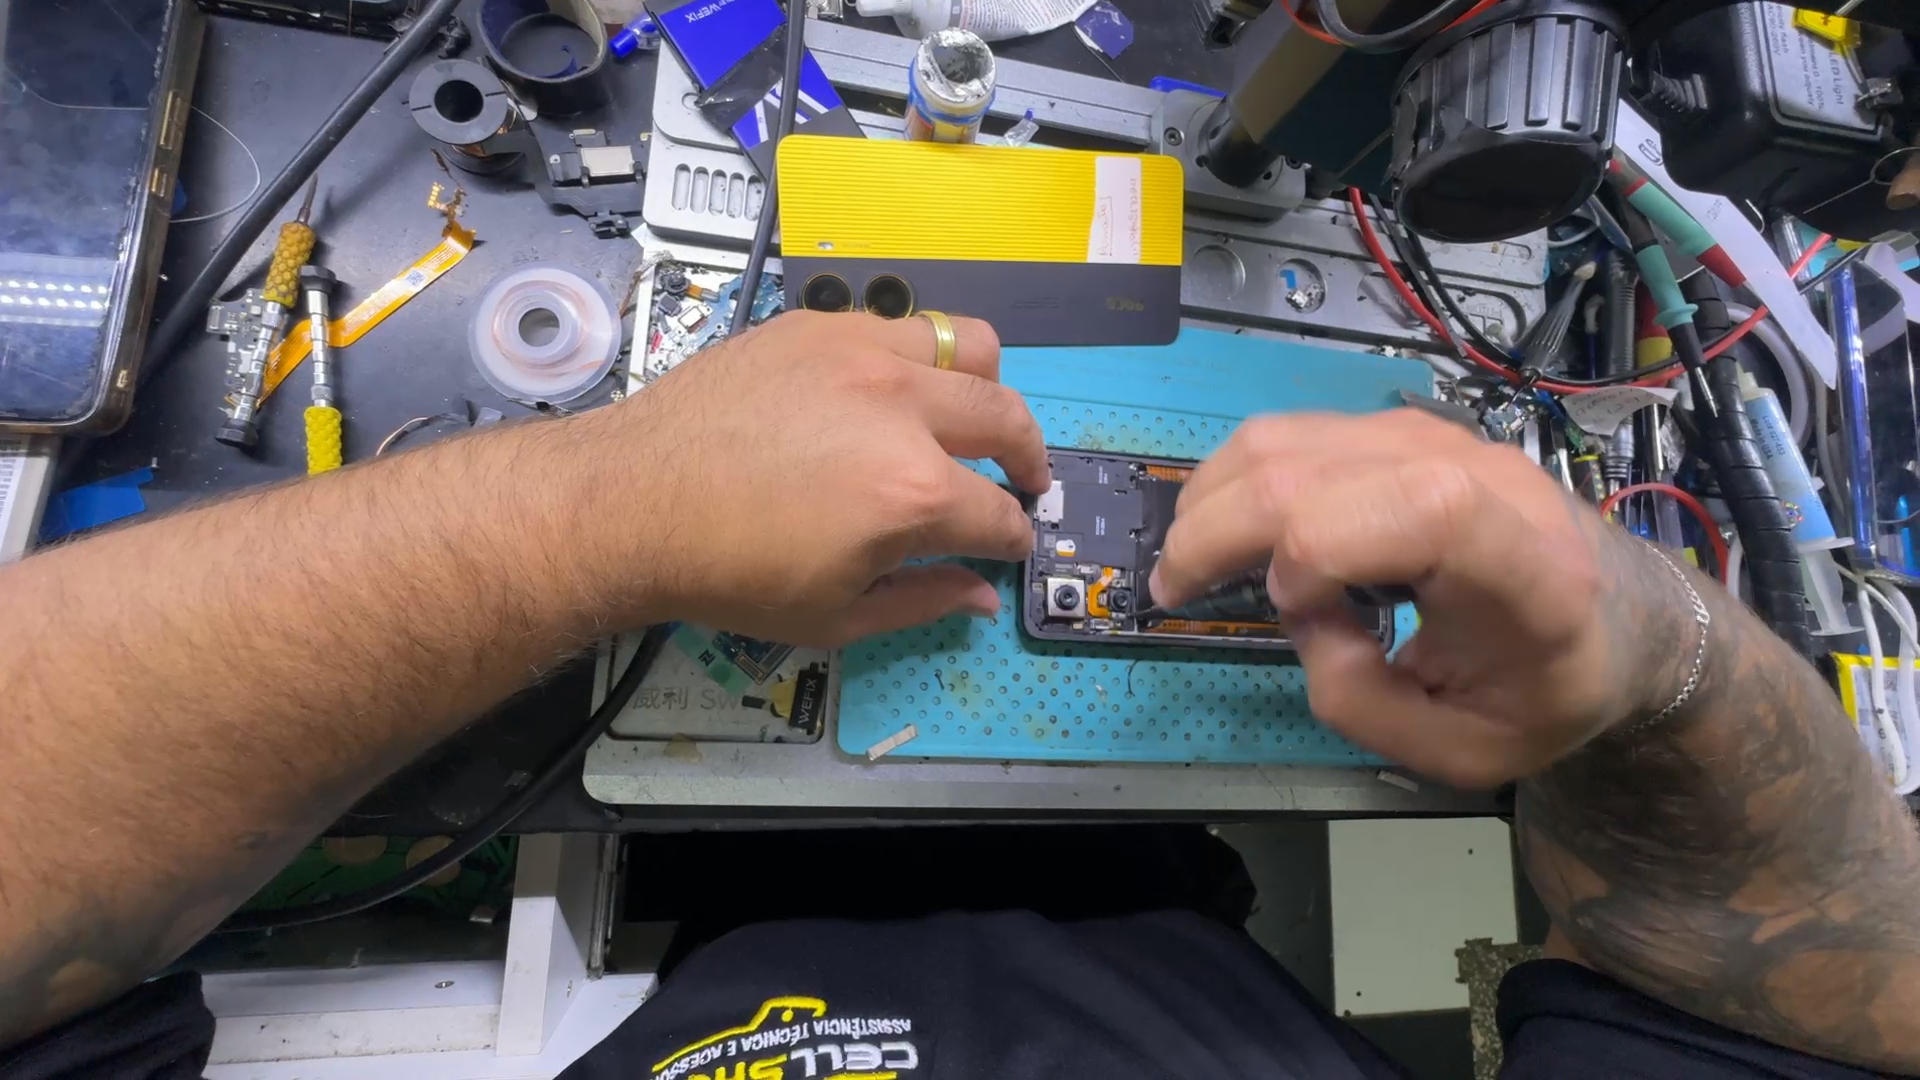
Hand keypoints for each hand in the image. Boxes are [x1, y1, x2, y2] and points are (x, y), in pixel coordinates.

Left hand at [600, 310, 1048, 645]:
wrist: (630, 504)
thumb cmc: (732, 575)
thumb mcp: (837, 617)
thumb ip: (926, 602)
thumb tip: (984, 595)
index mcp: (913, 492)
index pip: (999, 514)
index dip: (1014, 537)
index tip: (1011, 543)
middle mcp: (903, 409)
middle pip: (1008, 419)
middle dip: (1031, 458)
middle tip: (1023, 480)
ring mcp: (861, 354)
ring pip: (970, 347)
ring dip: (986, 391)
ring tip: (966, 418)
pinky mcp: (818, 326)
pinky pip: (901, 326)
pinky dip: (920, 362)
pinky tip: (890, 391)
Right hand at [1148, 409, 1680, 787]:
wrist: (1610, 611)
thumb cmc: (1542, 691)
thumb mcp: (1459, 750)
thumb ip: (1359, 702)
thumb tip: (1300, 615)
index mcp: (1522, 567)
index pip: (1419, 508)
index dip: (1319, 550)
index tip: (1290, 610)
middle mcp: (1474, 475)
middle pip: (1303, 472)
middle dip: (1211, 534)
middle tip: (1174, 588)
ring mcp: (1424, 438)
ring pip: (1274, 442)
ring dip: (1209, 502)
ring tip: (1194, 558)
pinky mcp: (1387, 430)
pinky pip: (1279, 435)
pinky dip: (1230, 480)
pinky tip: (1226, 524)